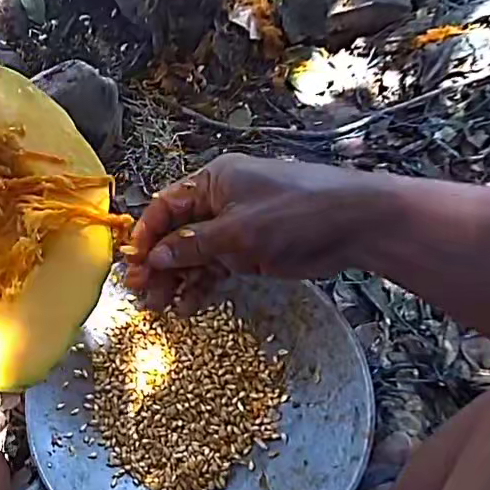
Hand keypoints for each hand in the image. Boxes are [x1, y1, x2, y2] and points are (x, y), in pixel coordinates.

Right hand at [123, 153, 392, 308]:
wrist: (356, 225)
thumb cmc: (296, 214)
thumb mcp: (238, 231)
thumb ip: (194, 246)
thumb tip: (156, 257)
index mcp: (213, 182)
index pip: (166, 207)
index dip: (147, 236)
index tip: (133, 264)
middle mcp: (219, 202)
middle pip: (176, 234)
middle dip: (159, 263)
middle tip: (142, 293)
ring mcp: (234, 228)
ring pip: (194, 254)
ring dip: (177, 279)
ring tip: (161, 306)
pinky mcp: (249, 250)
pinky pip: (216, 267)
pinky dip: (202, 284)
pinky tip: (189, 305)